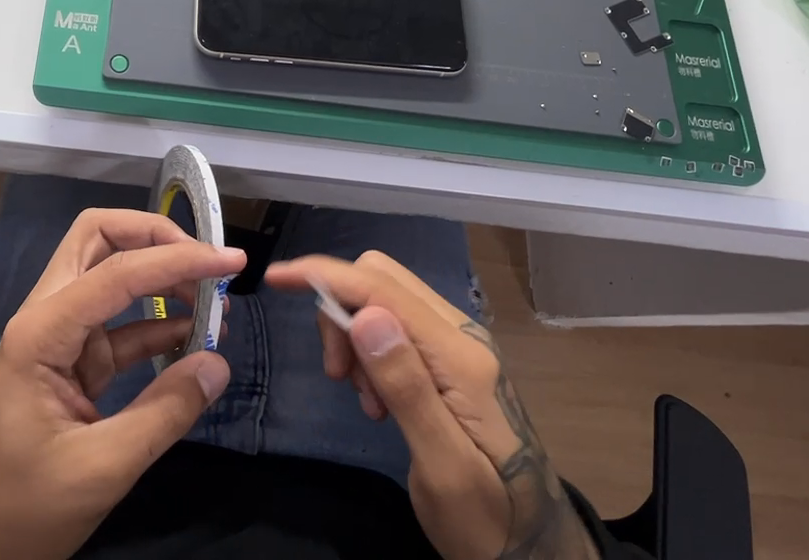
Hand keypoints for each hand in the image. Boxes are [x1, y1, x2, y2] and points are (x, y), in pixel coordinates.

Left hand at [0, 209, 245, 559]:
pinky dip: (161, 321)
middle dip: (155, 237)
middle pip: (98, 239)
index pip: (115, 271)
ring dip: (162, 276)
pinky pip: (123, 322)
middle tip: (208, 262)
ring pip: (111, 272)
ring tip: (216, 302)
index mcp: (41, 332)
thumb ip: (163, 413)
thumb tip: (218, 363)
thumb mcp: (100, 468)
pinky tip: (197, 338)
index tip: (230, 261)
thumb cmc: (25, 507)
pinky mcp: (76, 360)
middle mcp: (47, 316)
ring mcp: (61, 335)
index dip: (176, 259)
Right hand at [265, 252, 599, 559]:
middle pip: (380, 279)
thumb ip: (407, 388)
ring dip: (354, 336)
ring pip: (382, 299)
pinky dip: (369, 350)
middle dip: (339, 310)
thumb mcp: (444, 467)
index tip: (275, 278)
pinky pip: (394, 325)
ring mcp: (457, 345)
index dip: (324, 275)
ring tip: (364, 399)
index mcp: (460, 356)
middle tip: (337, 374)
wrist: (533, 547)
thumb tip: (363, 316)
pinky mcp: (449, 359)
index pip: (381, 289)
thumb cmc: (487, 518)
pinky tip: (377, 399)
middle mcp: (461, 335)